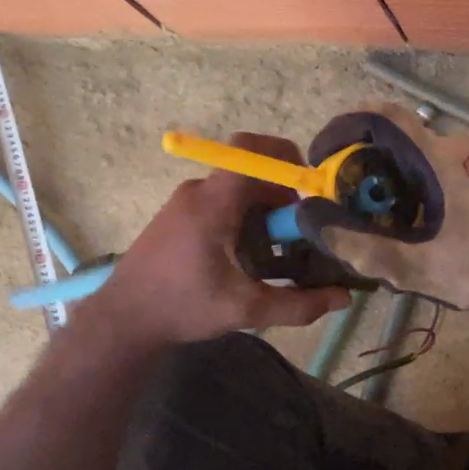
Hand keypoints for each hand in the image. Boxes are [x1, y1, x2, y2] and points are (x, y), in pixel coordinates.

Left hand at [86, 132, 350, 346]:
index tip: (311, 185)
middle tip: (305, 233)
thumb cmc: (182, 307)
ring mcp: (186, 203)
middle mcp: (199, 193)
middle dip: (286, 197)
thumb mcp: (247, 310)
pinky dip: (248, 219)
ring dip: (268, 211)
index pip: (250, 150)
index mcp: (213, 203)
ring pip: (240, 189)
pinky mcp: (181, 217)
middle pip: (254, 173)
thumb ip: (299, 304)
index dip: (286, 155)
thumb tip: (345, 297)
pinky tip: (254, 257)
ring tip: (283, 250)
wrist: (123, 320)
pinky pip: (224, 202)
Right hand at [297, 105, 468, 364]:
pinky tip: (429, 223)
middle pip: (403, 140)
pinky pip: (453, 167)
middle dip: (371, 167)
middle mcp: (466, 147)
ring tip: (392, 223)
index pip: (384, 116)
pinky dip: (430, 185)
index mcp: (444, 160)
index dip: (347, 128)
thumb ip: (357, 244)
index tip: (328, 158)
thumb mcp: (412, 268)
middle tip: (357, 207)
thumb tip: (313, 218)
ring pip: (428, 156)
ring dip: (401, 180)